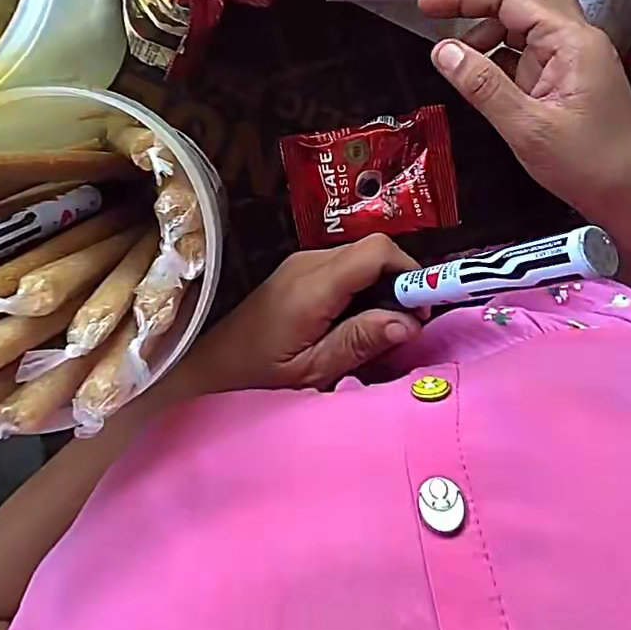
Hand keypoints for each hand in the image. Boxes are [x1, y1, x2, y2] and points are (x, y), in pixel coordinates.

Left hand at [186, 235, 420, 393]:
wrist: (209, 370)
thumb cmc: (258, 378)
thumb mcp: (313, 371)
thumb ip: (360, 341)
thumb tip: (410, 320)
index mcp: (312, 285)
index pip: (376, 250)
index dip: (409, 272)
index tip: (421, 310)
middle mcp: (307, 262)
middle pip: (371, 251)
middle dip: (397, 283)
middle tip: (402, 328)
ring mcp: (300, 263)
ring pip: (360, 258)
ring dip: (379, 288)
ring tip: (376, 331)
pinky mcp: (298, 271)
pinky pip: (343, 267)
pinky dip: (361, 289)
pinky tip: (353, 323)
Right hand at [418, 0, 630, 231]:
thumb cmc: (588, 164)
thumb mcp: (526, 127)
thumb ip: (481, 85)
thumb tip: (442, 50)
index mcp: (572, 42)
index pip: (513, 0)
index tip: (427, 5)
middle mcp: (576, 40)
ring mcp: (574, 58)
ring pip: (531, 19)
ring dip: (493, 24)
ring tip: (459, 52)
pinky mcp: (567, 78)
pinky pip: (530, 50)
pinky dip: (501, 51)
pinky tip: (479, 71)